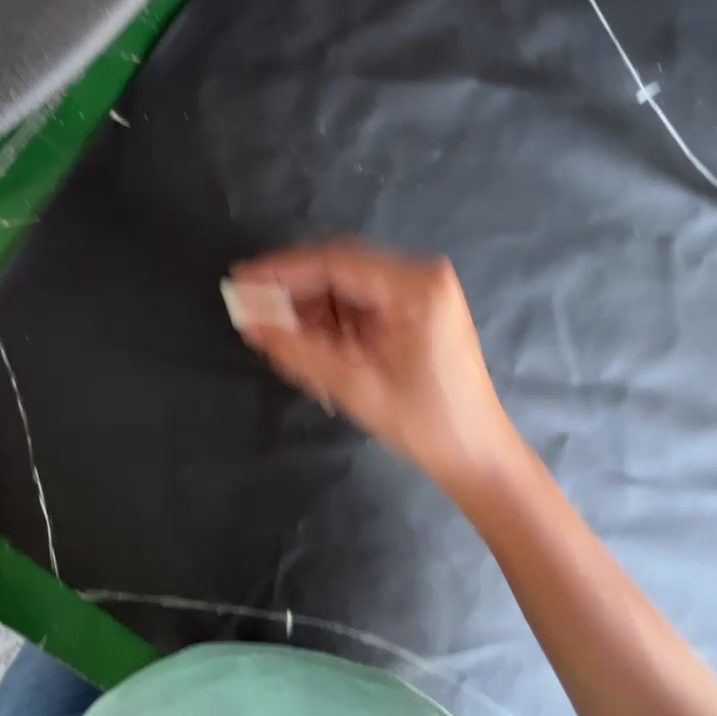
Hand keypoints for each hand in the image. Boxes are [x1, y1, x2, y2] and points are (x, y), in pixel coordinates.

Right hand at [231, 241, 514, 483]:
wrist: (477, 454)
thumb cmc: (425, 423)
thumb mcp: (354, 386)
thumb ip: (296, 349)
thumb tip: (246, 320)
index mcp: (414, 285)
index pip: (333, 261)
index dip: (280, 270)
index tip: (239, 280)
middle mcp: (416, 275)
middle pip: (335, 268)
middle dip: (290, 291)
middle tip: (247, 311)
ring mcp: (415, 291)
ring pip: (340, 285)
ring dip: (305, 309)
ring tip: (275, 337)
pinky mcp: (409, 309)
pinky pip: (354, 303)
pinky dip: (325, 321)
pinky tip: (304, 344)